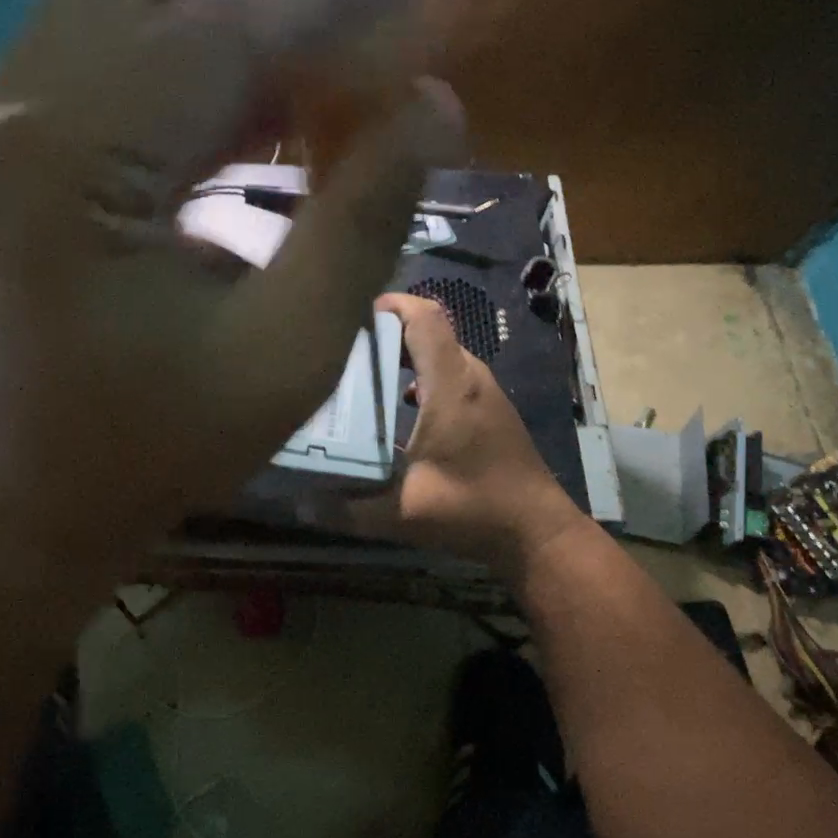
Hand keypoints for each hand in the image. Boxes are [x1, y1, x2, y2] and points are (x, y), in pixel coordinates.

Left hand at [0, 0, 465, 568]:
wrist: (38, 493)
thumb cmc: (156, 447)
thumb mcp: (287, 357)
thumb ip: (364, 218)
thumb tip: (433, 101)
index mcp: (71, 164)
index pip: (222, 18)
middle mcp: (19, 108)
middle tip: (384, 2)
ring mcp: (10, 113)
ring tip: (347, 52)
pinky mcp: (26, 133)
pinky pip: (124, 41)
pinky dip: (212, 45)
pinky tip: (282, 94)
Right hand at [346, 293, 587, 570]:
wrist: (537, 532)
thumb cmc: (473, 509)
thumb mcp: (403, 512)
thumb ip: (348, 508)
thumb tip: (299, 504)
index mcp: (451, 386)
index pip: (424, 317)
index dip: (390, 305)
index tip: (351, 315)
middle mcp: (470, 378)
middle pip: (428, 331)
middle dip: (386, 333)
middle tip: (343, 350)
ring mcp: (485, 393)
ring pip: (440, 354)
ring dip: (404, 356)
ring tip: (363, 375)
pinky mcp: (489, 410)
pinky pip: (450, 376)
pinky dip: (422, 377)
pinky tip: (399, 409)